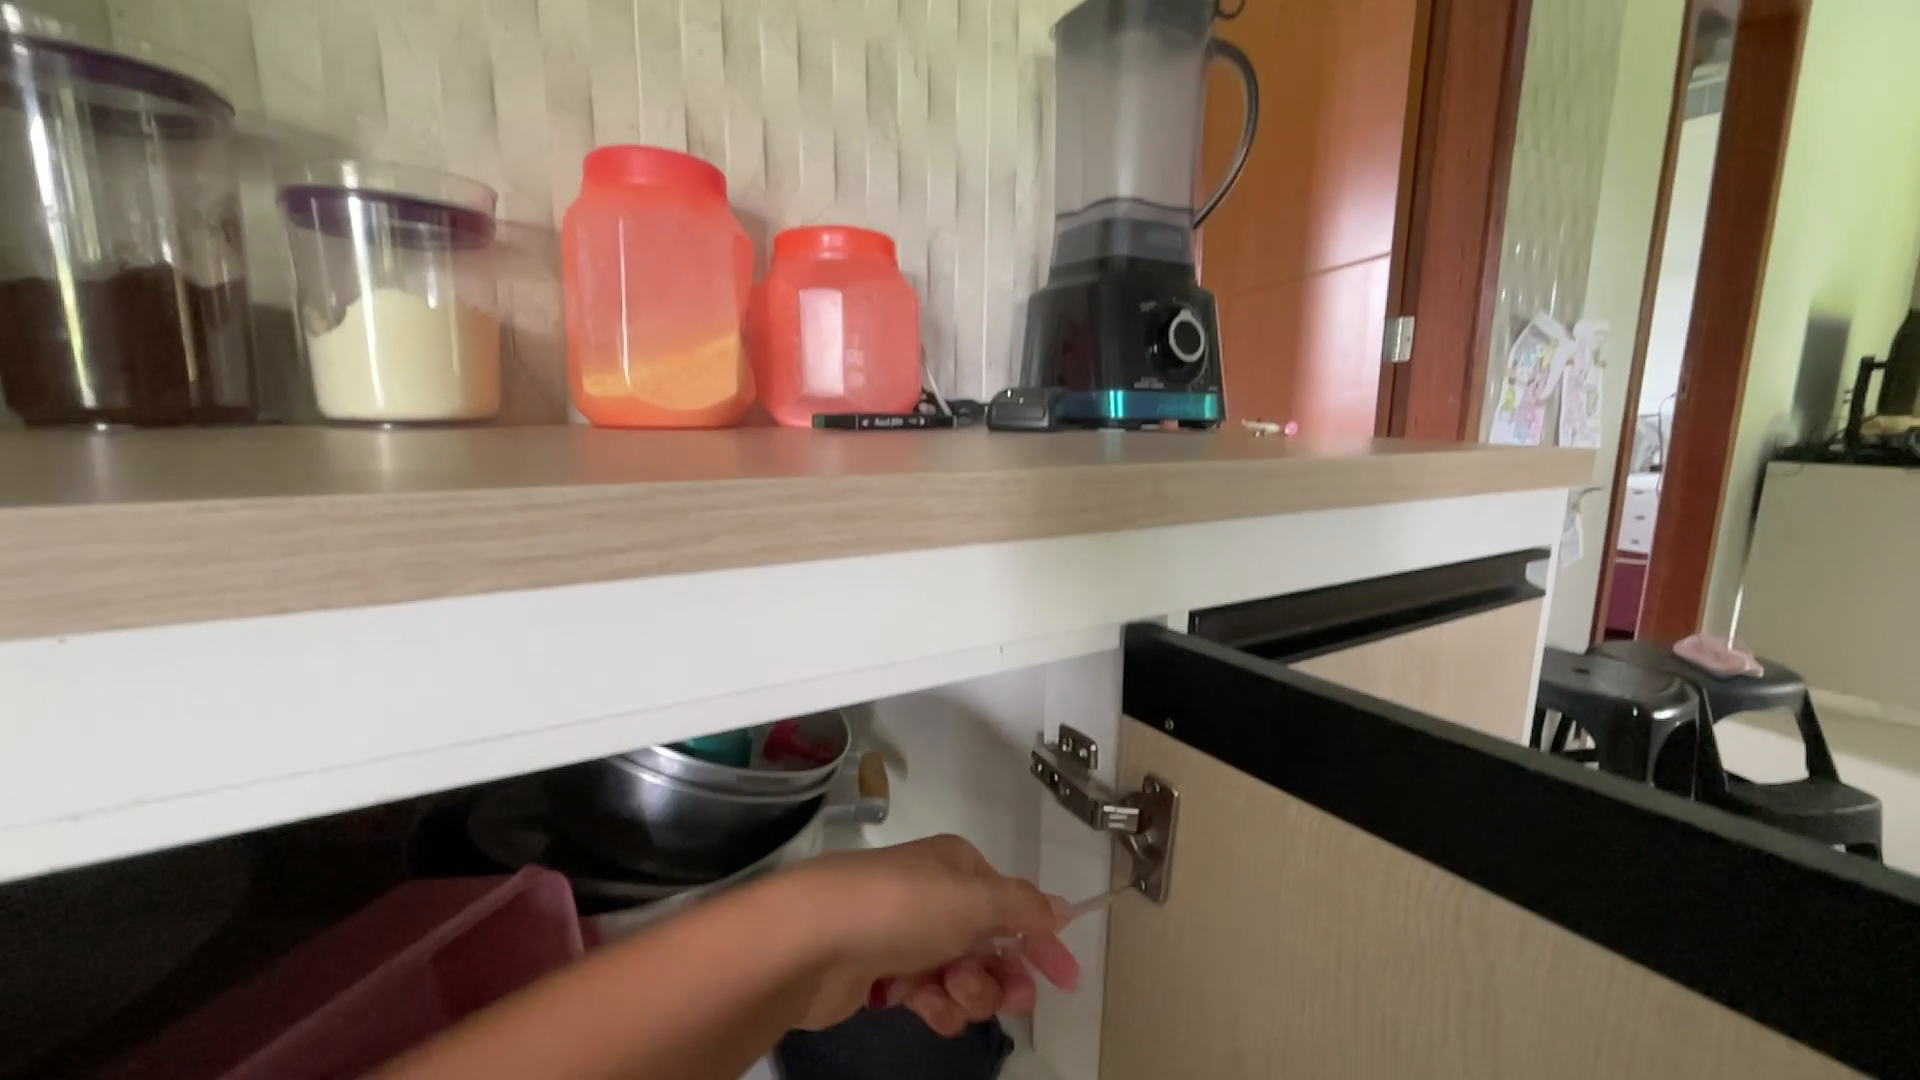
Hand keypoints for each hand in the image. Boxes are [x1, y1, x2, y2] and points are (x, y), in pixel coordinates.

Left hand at [774, 835, 1080, 1034]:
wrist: (813, 938)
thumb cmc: (902, 908)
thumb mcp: (975, 899)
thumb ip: (1024, 907)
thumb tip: (1063, 907)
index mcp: (958, 867)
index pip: (1014, 903)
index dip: (1042, 940)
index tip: (1066, 980)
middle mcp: (935, 895)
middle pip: (990, 945)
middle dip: (1002, 975)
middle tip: (1010, 999)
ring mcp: (907, 935)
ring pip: (962, 975)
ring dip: (967, 992)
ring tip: (947, 991)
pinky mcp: (882, 973)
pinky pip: (927, 995)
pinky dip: (933, 1004)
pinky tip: (921, 1005)